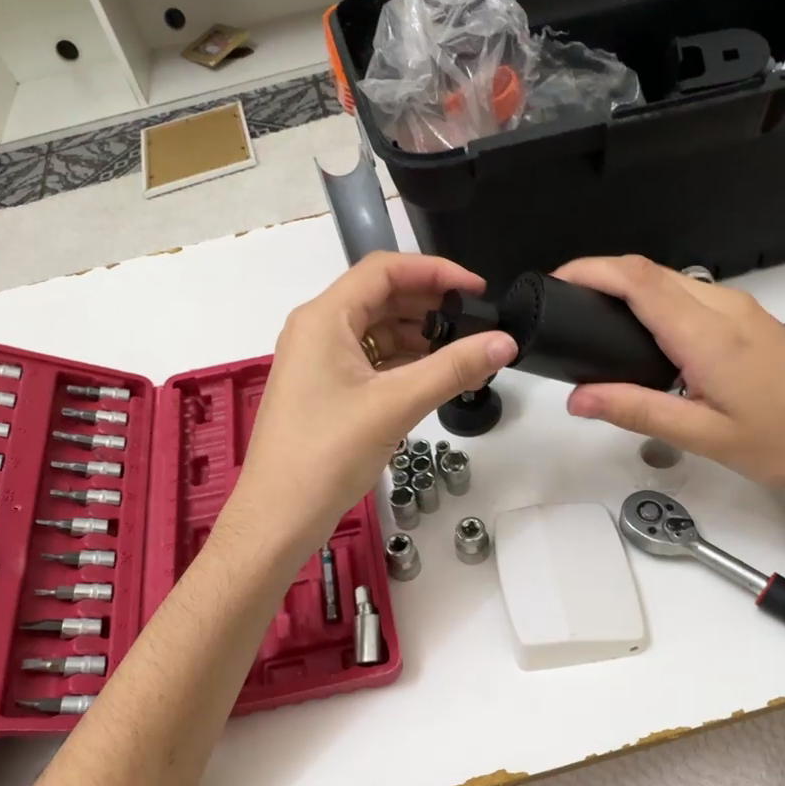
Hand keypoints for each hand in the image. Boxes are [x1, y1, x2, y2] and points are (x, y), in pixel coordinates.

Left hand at [221, 253, 517, 559]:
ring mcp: (317, 362)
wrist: (280, 515)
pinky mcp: (323, 390)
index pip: (385, 270)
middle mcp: (316, 330)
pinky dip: (402, 364)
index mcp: (324, 318)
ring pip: (376, 331)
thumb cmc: (327, 454)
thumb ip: (454, 368)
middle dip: (430, 306)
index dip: (435, 272)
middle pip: (381, 298)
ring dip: (418, 338)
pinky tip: (433, 379)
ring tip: (462, 354)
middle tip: (476, 324)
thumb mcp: (396, 405)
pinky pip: (368, 361)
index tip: (478, 290)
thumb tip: (504, 342)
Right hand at [554, 256, 784, 490]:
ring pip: (673, 280)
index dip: (591, 270)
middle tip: (564, 307)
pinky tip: (644, 336)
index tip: (555, 281)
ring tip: (594, 321)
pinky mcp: (751, 319)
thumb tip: (579, 398)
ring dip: (629, 288)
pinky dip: (657, 301)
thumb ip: (637, 411)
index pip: (638, 280)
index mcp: (708, 335)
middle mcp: (725, 308)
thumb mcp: (705, 436)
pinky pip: (693, 295)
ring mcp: (742, 309)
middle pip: (651, 271)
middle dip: (601, 276)